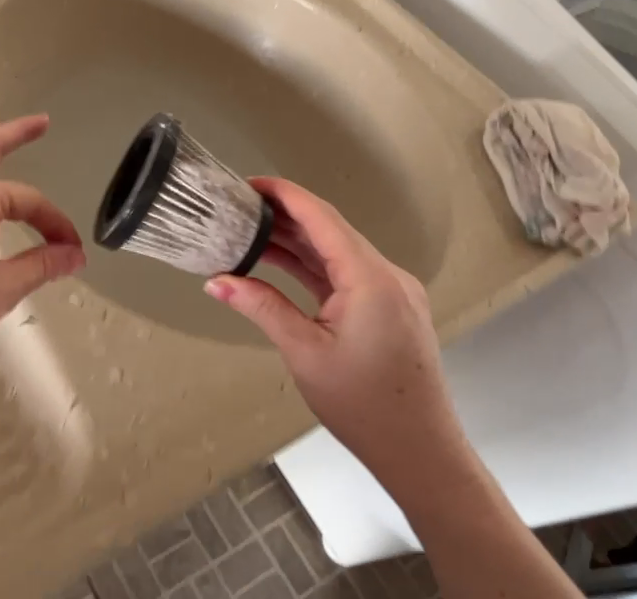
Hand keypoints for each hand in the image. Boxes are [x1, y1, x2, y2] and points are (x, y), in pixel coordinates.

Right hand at [203, 178, 468, 482]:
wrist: (421, 453)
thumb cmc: (363, 404)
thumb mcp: (303, 351)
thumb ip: (260, 307)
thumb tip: (215, 281)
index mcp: (370, 279)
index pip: (322, 217)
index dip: (284, 194)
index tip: (246, 183)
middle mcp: (387, 276)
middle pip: (330, 229)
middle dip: (284, 214)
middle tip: (237, 205)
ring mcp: (391, 293)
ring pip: (336, 251)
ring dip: (295, 240)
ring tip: (247, 229)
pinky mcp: (388, 310)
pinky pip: (343, 273)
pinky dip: (310, 264)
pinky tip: (277, 262)